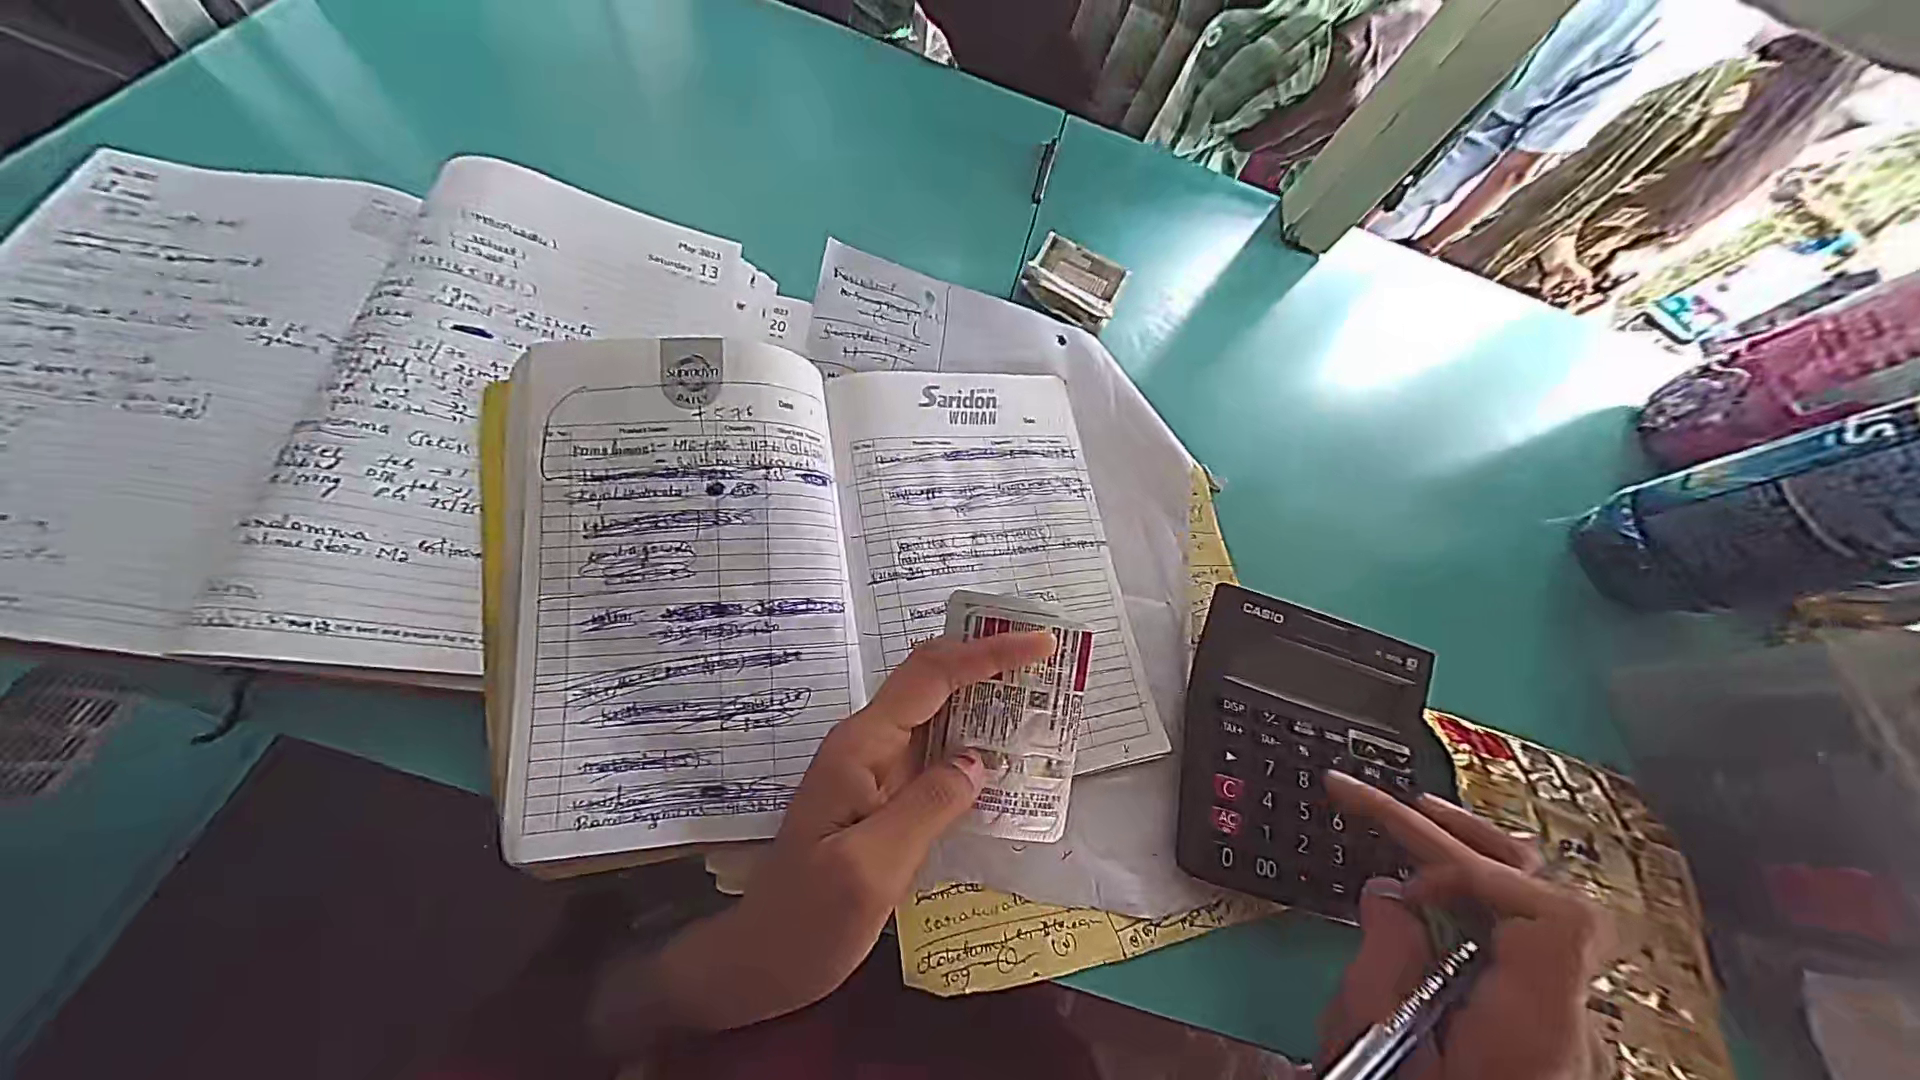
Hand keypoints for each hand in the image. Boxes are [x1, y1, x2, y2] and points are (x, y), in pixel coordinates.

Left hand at [590, 631, 1054, 1051]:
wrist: (761, 961)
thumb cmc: (808, 919)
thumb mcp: (872, 868)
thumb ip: (929, 805)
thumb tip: (981, 759)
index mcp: (862, 745)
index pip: (931, 677)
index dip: (988, 654)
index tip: (1040, 644)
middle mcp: (868, 741)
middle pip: (931, 677)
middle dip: (987, 659)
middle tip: (1044, 659)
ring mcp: (874, 765)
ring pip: (935, 709)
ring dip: (983, 693)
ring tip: (1035, 693)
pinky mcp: (883, 790)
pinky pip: (934, 747)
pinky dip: (972, 736)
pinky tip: (1001, 750)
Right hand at [1319, 771, 1611, 1079]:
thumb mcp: (1375, 1035)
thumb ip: (1387, 953)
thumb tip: (1392, 891)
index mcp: (1535, 1025)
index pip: (1551, 915)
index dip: (1476, 872)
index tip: (1409, 883)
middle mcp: (1566, 1016)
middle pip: (1548, 895)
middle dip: (1460, 837)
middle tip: (1389, 803)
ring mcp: (1558, 1017)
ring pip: (1540, 905)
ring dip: (1473, 850)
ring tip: (1415, 813)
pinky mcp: (1535, 1019)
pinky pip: (1516, 932)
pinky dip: (1470, 888)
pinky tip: (1432, 875)